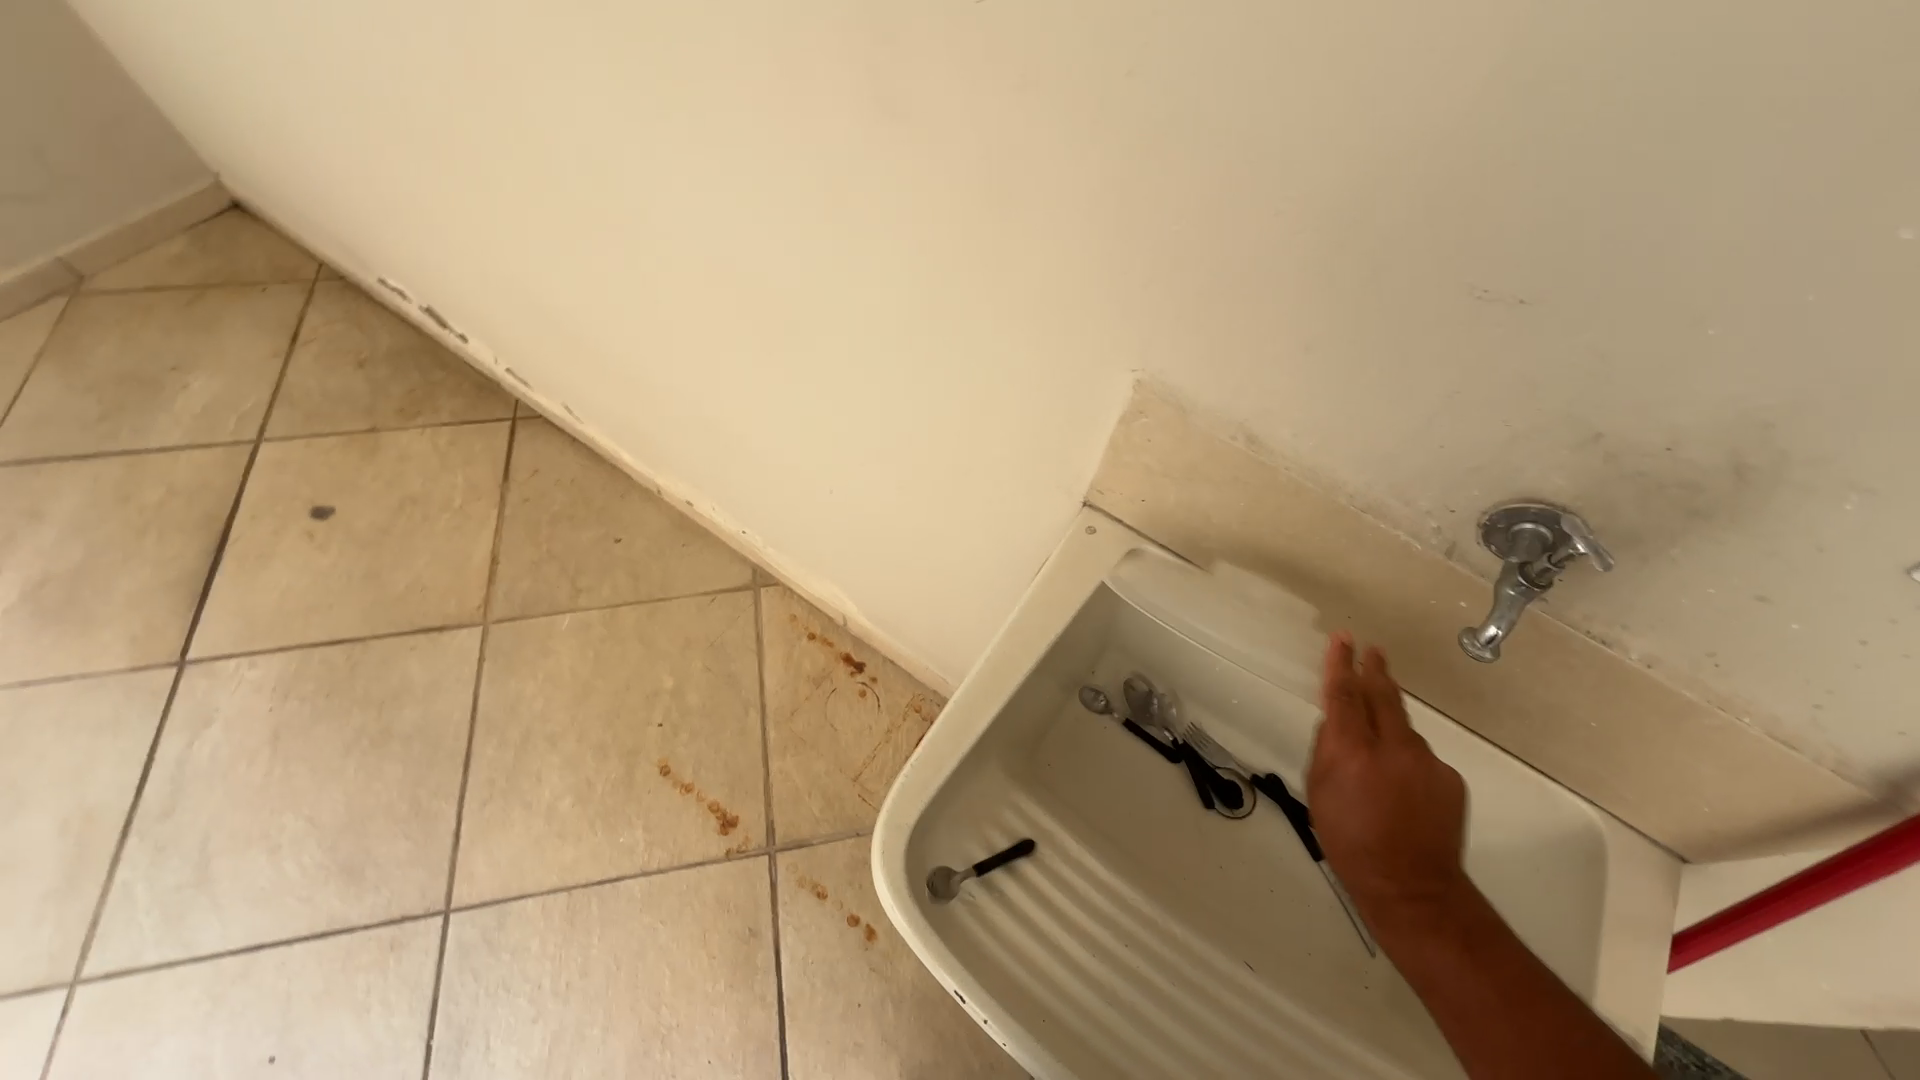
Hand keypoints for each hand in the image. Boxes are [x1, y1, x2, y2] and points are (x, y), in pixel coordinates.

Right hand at [1307, 632, 1469, 923]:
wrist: (1411, 885)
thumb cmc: (1349, 842)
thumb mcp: (1319, 793)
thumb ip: (1327, 753)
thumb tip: (1337, 726)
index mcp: (1353, 751)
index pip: (1344, 695)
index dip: (1340, 664)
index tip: (1342, 640)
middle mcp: (1393, 747)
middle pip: (1383, 696)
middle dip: (1375, 671)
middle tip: (1372, 650)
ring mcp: (1426, 761)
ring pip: (1403, 729)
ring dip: (1390, 723)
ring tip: (1376, 745)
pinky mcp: (1450, 778)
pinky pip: (1421, 758)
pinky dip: (1407, 760)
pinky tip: (1400, 788)